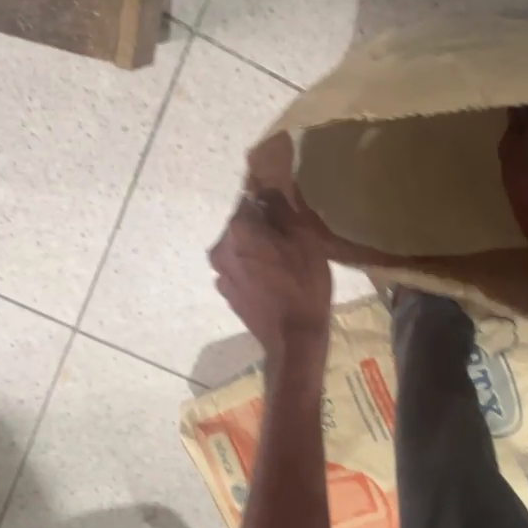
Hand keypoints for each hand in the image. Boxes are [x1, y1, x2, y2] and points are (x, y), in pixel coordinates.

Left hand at [210, 190, 333, 361]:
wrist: (294, 337)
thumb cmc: (304, 285)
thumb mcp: (306, 239)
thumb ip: (283, 208)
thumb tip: (269, 190)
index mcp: (239, 229)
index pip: (251, 198)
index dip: (271, 203)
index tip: (288, 214)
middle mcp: (221, 247)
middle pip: (243, 224)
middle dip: (263, 227)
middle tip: (290, 241)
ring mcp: (220, 272)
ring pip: (240, 248)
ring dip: (257, 249)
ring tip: (283, 264)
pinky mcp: (226, 292)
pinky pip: (239, 269)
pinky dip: (252, 269)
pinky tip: (273, 282)